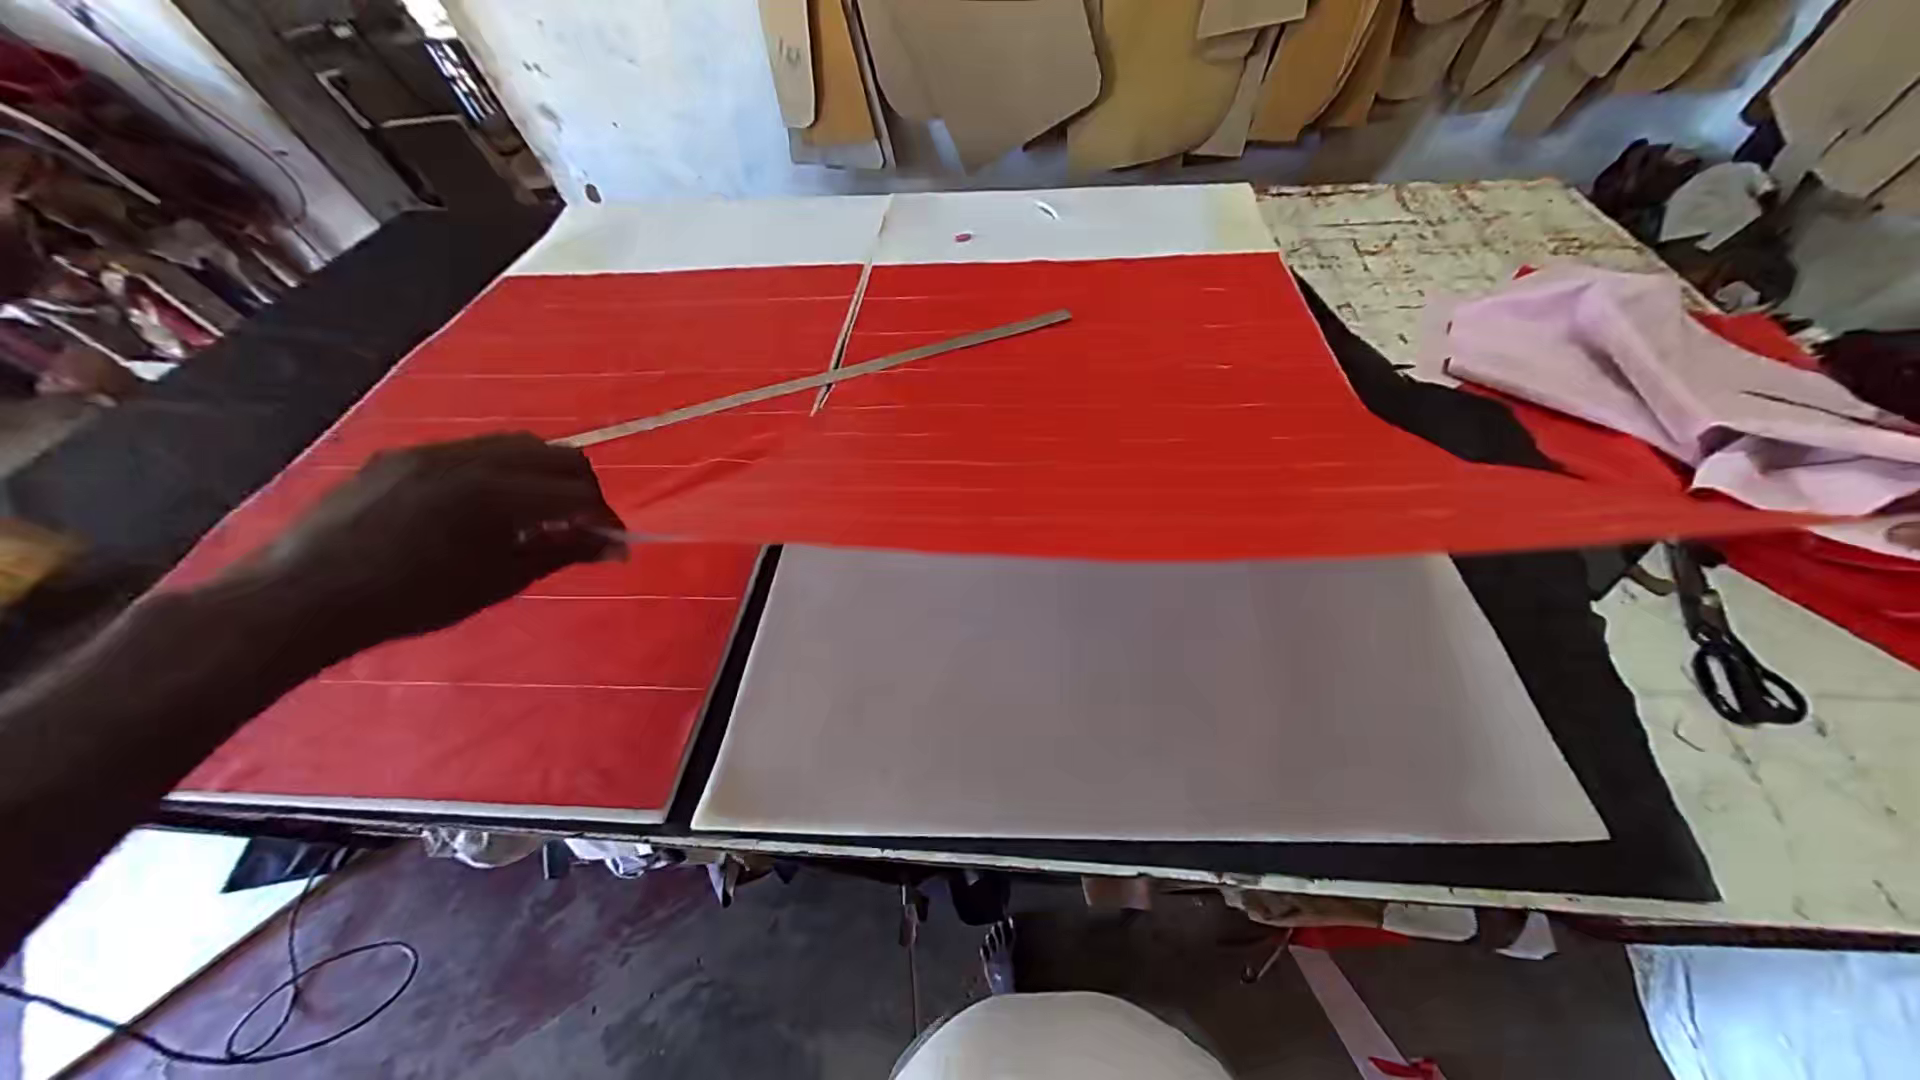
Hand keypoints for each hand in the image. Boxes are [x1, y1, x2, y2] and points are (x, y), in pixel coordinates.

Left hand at [222, 433, 625, 654]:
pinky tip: (494, 507)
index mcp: (490, 495)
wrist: (302, 597)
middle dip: (583, 489)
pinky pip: (475, 451)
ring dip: (545, 475)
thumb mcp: (497, 582)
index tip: (615, 544)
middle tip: (585, 526)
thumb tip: (611, 547)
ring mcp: (431, 451)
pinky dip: (505, 472)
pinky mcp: (405, 455)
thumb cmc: (409, 602)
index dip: (604, 518)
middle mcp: (465, 458)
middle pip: (556, 455)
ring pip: (517, 445)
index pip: (575, 492)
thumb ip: (559, 553)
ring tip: (542, 515)